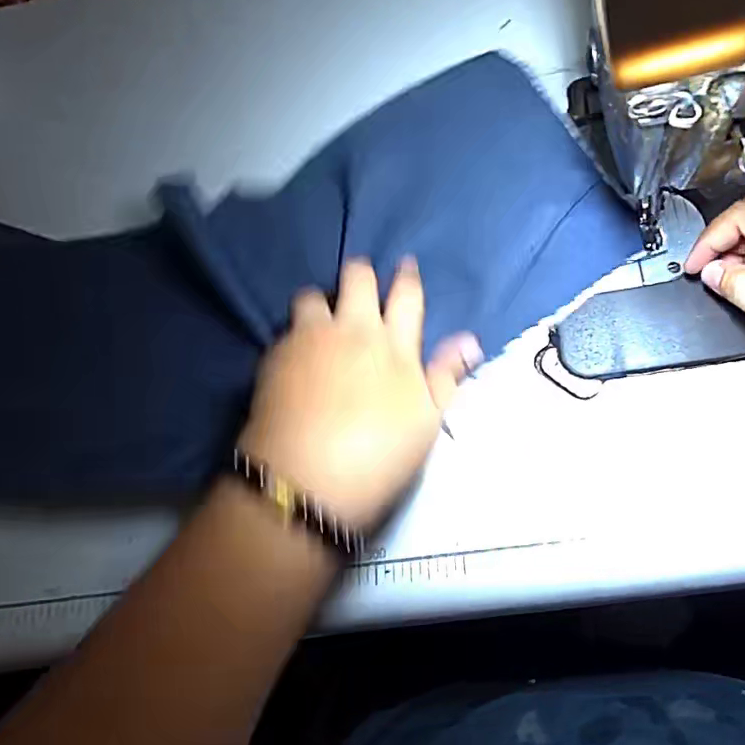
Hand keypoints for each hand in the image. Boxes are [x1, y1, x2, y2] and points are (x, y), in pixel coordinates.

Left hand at [237, 257, 481, 531]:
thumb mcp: (428, 420)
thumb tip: (470, 339)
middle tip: (364, 281)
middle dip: (363, 274)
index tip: (406, 264)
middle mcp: (353, 330)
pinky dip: (297, 332)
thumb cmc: (382, 453)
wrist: (307, 479)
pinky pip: (288, 328)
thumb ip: (446, 375)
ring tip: (324, 317)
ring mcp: (309, 339)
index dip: (408, 276)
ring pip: (312, 295)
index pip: (406, 296)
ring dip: (322, 300)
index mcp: (396, 345)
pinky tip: (299, 354)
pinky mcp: (275, 355)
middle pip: (357, 279)